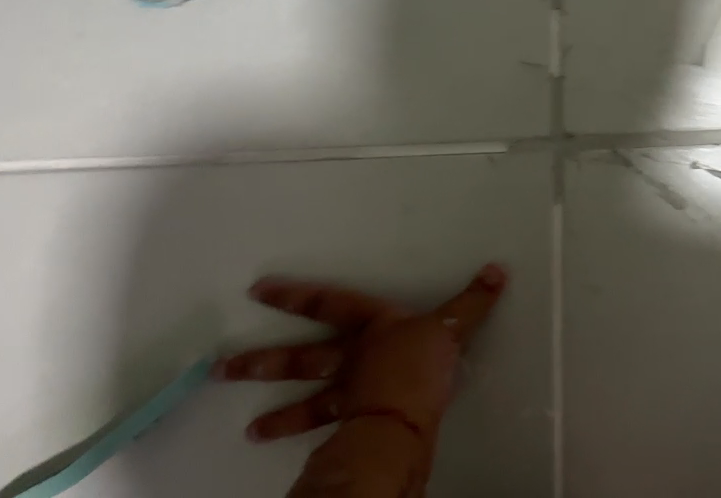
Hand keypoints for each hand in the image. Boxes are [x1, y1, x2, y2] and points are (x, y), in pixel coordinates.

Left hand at [216, 263, 508, 442]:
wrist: (405, 418)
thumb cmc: (422, 364)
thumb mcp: (453, 326)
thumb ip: (473, 301)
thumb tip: (498, 269)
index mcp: (371, 326)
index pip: (327, 303)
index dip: (294, 296)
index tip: (257, 291)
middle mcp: (350, 358)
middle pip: (301, 357)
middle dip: (262, 361)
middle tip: (222, 368)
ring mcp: (346, 395)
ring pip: (304, 400)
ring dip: (278, 413)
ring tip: (249, 430)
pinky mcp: (350, 426)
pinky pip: (325, 432)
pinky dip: (309, 441)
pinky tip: (293, 451)